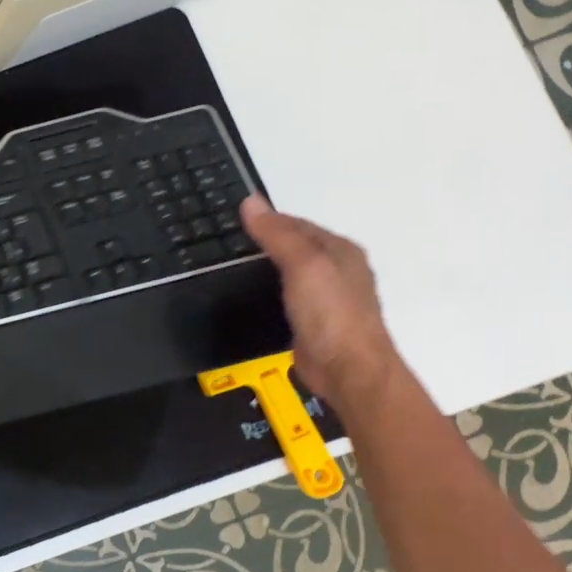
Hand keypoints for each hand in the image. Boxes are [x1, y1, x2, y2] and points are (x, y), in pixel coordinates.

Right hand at [241, 196, 404, 410]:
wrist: (348, 369)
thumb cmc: (330, 314)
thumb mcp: (303, 266)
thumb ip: (277, 235)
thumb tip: (250, 201)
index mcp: (341, 250)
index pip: (297, 224)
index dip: (266, 219)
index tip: (229, 221)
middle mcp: (338, 269)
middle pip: (296, 246)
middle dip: (265, 241)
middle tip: (223, 244)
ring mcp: (328, 297)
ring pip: (291, 270)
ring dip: (265, 266)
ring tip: (229, 267)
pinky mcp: (314, 320)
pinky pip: (287, 294)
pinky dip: (268, 289)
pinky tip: (249, 295)